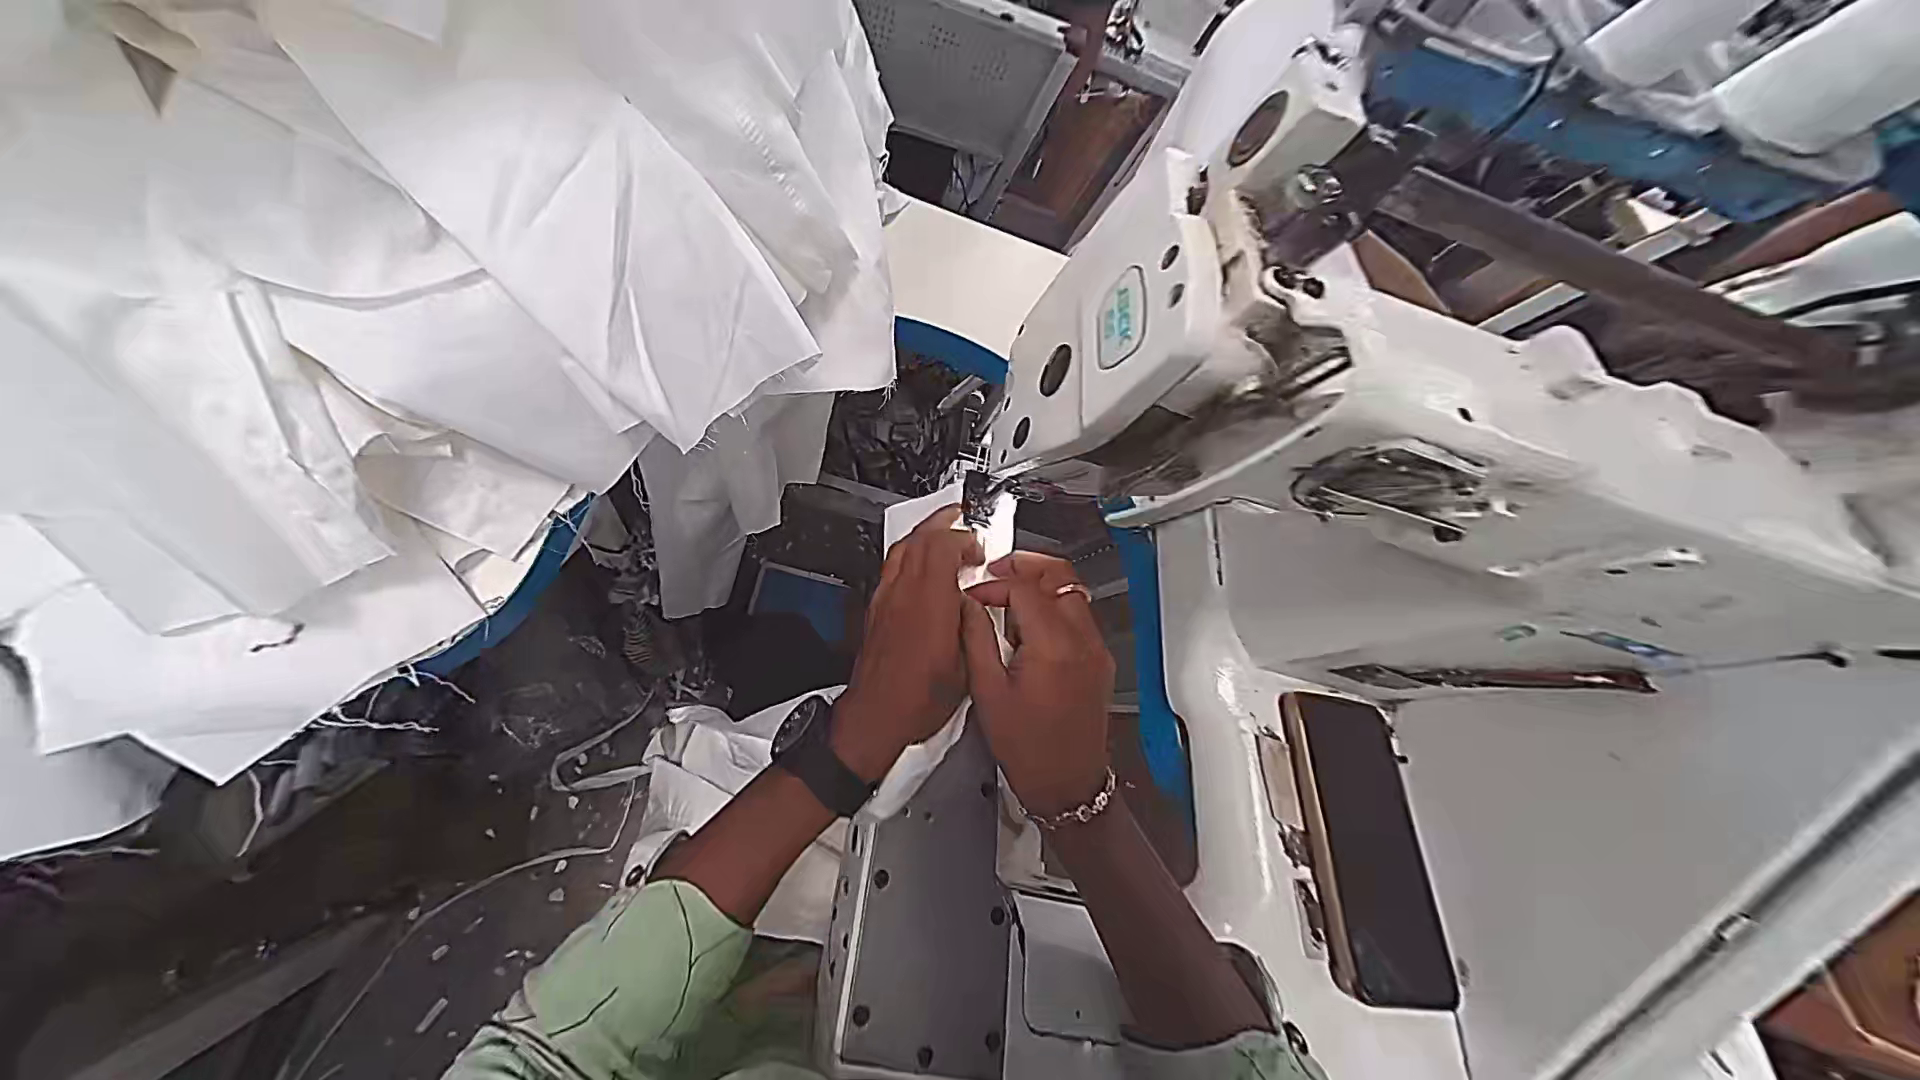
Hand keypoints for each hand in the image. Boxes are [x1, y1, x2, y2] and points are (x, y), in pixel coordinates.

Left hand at [833, 505, 982, 782]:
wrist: (876, 716)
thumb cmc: (916, 699)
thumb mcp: (965, 665)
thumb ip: (972, 625)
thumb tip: (974, 601)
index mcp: (930, 603)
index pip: (942, 546)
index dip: (963, 538)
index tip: (977, 547)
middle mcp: (904, 594)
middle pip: (919, 539)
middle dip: (942, 524)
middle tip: (959, 519)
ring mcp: (886, 599)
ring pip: (901, 549)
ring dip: (922, 535)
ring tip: (939, 531)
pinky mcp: (876, 609)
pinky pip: (891, 566)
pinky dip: (909, 554)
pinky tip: (918, 563)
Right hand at [960, 552, 1114, 817]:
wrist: (1067, 783)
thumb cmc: (1029, 749)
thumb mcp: (988, 692)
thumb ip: (976, 639)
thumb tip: (968, 607)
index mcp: (1053, 646)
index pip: (1024, 589)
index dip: (994, 585)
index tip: (975, 596)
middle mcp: (1082, 641)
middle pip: (1059, 576)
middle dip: (1026, 566)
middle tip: (998, 569)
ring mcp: (1095, 649)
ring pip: (1072, 592)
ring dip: (1040, 586)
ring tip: (1009, 599)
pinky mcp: (1098, 660)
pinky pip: (1078, 616)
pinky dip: (1054, 607)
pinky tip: (1029, 626)